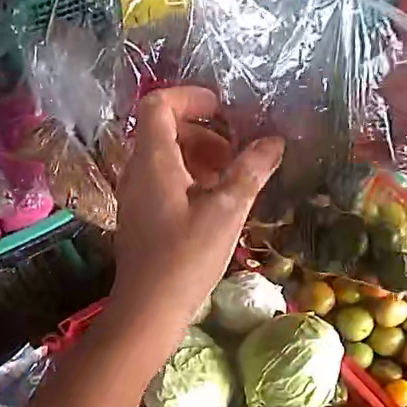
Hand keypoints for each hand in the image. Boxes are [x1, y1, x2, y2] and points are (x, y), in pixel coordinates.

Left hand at [111, 86, 283, 329]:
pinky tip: (214, 206)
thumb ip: (250, 172)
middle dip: (204, 133)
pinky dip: (188, 180)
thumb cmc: (185, 258)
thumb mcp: (226, 212)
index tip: (223, 109)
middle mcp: (136, 172)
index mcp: (152, 161)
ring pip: (164, 158)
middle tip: (236, 155)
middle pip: (164, 131)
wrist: (147, 309)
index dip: (190, 97)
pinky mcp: (139, 217)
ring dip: (199, 158)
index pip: (159, 104)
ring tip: (231, 181)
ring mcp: (134, 196)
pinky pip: (161, 182)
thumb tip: (273, 142)